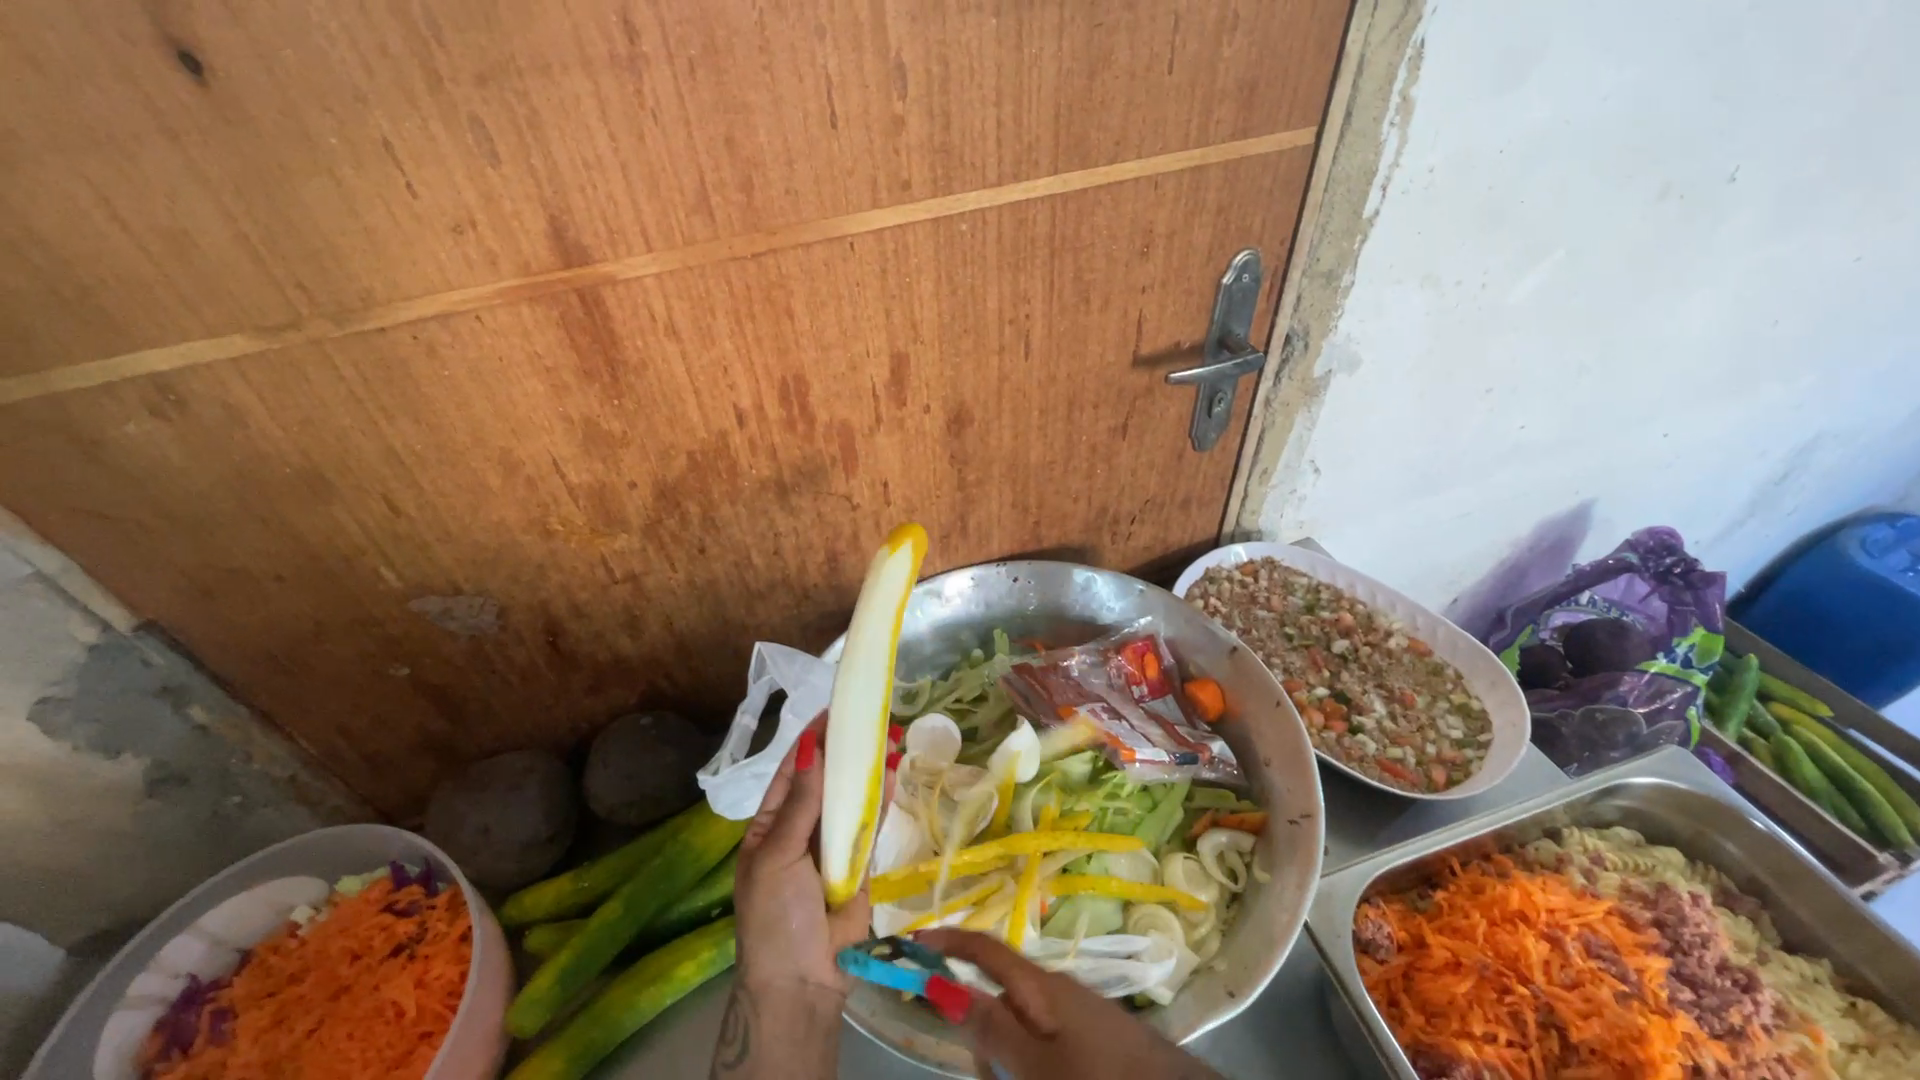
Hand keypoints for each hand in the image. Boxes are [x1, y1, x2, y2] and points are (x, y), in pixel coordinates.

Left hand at [713, 716, 880, 1079]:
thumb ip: (802, 803)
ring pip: (851, 799)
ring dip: (867, 771)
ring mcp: (832, 847)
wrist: (802, 981)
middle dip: (846, 751)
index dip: (811, 741)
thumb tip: (812, 747)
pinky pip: (871, 826)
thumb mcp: (777, 855)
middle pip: (825, 781)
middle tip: (872, 718)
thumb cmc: (775, 916)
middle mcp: (801, 830)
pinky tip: (893, 773)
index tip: (834, 711)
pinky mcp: (860, 864)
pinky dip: (882, 800)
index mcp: (770, 826)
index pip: (792, 772)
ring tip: (890, 736)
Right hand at [916, 929, 1223, 1079]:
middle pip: (1001, 993)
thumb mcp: (1033, 1063)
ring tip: (1019, 1079)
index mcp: (1039, 985)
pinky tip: (1039, 1077)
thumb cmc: (1095, 1078)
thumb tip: (943, 985)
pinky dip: (1031, 1058)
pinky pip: (1045, 1038)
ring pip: (1022, 1022)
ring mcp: (1078, 1010)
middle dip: (981, 1026)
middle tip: (985, 1067)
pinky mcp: (1093, 1034)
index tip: (914, 940)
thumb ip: (990, 1026)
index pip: (985, 948)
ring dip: (1007, 1052)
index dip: (948, 940)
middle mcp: (1057, 987)